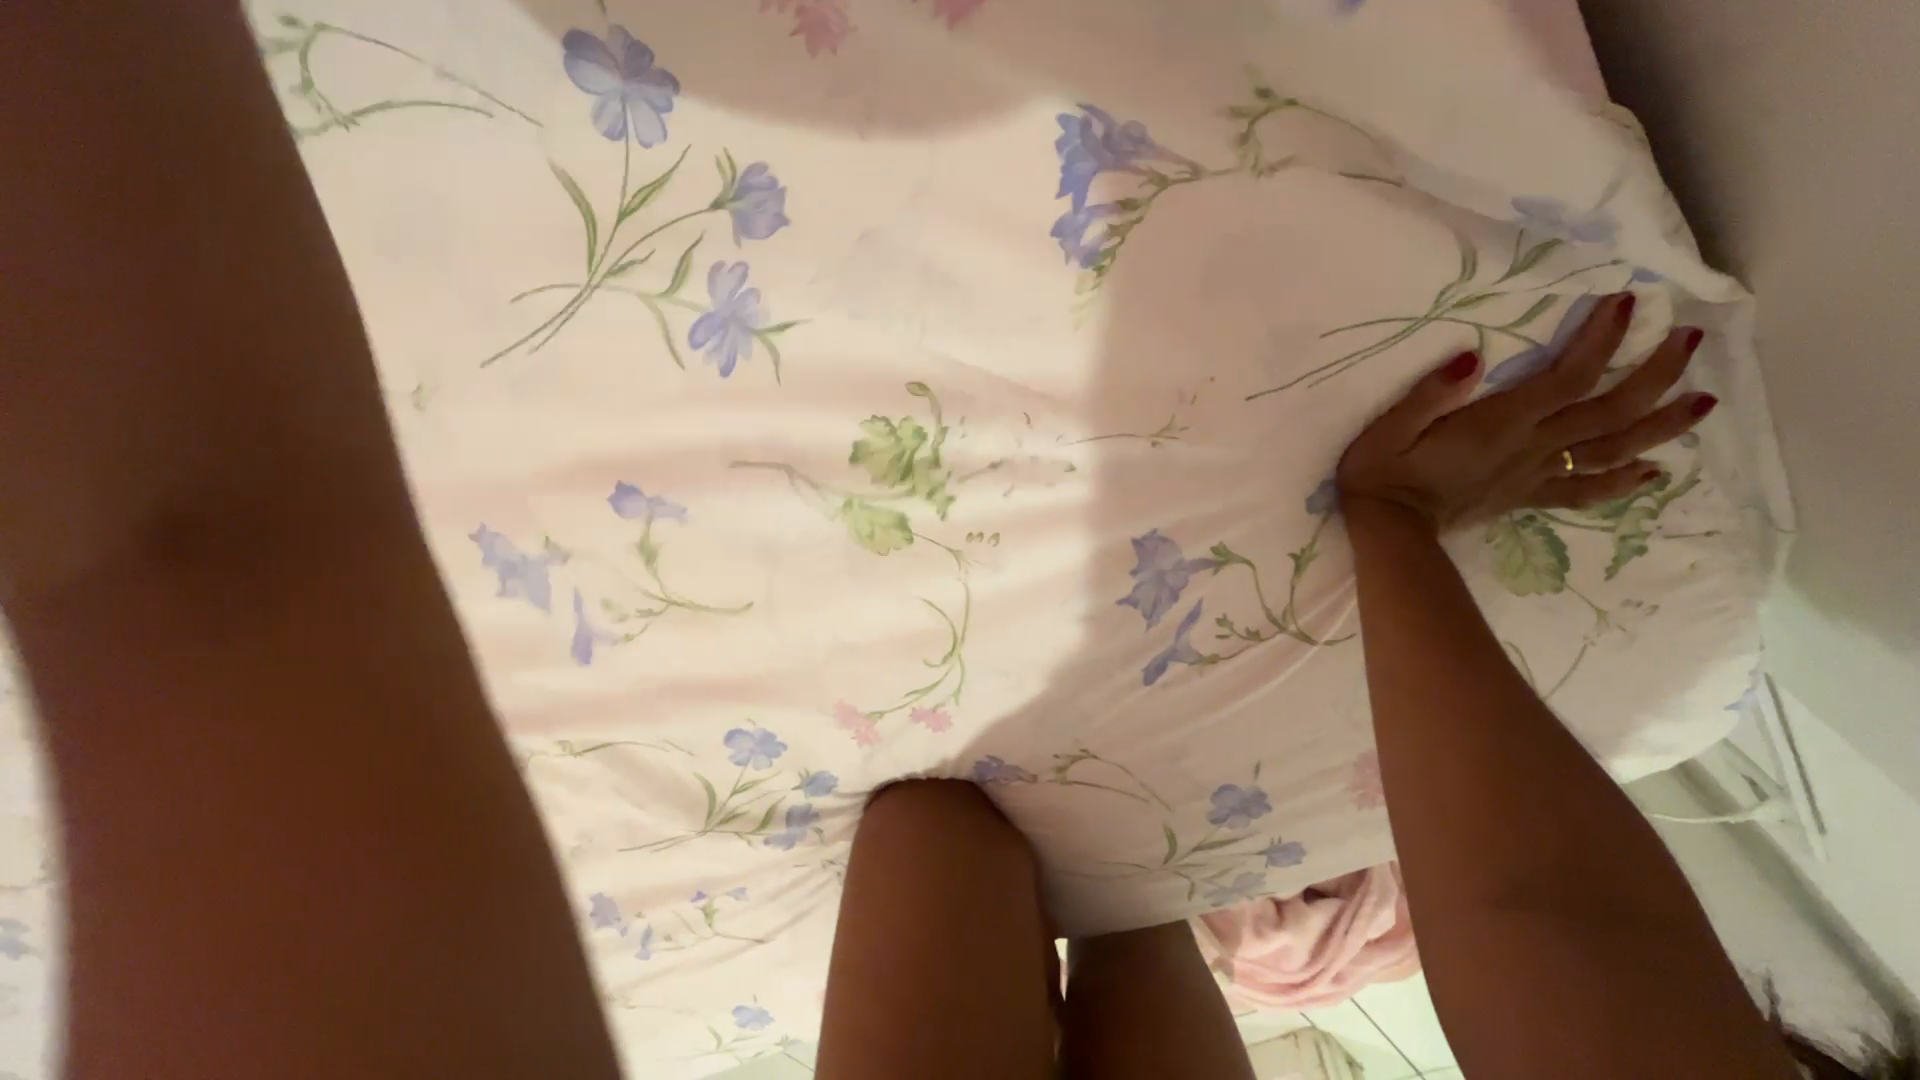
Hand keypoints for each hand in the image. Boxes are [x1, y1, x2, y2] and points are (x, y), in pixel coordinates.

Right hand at [1336, 292, 1715, 532]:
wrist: (1385, 533)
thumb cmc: (1380, 475)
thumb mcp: (1389, 428)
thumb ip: (1429, 394)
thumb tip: (1472, 358)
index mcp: (1500, 425)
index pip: (1567, 377)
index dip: (1603, 340)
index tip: (1629, 303)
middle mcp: (1530, 448)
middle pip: (1608, 410)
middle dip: (1655, 374)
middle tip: (1691, 340)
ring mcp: (1532, 476)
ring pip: (1611, 449)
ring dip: (1661, 426)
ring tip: (1703, 402)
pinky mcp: (1525, 498)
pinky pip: (1584, 491)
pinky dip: (1623, 482)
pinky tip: (1652, 472)